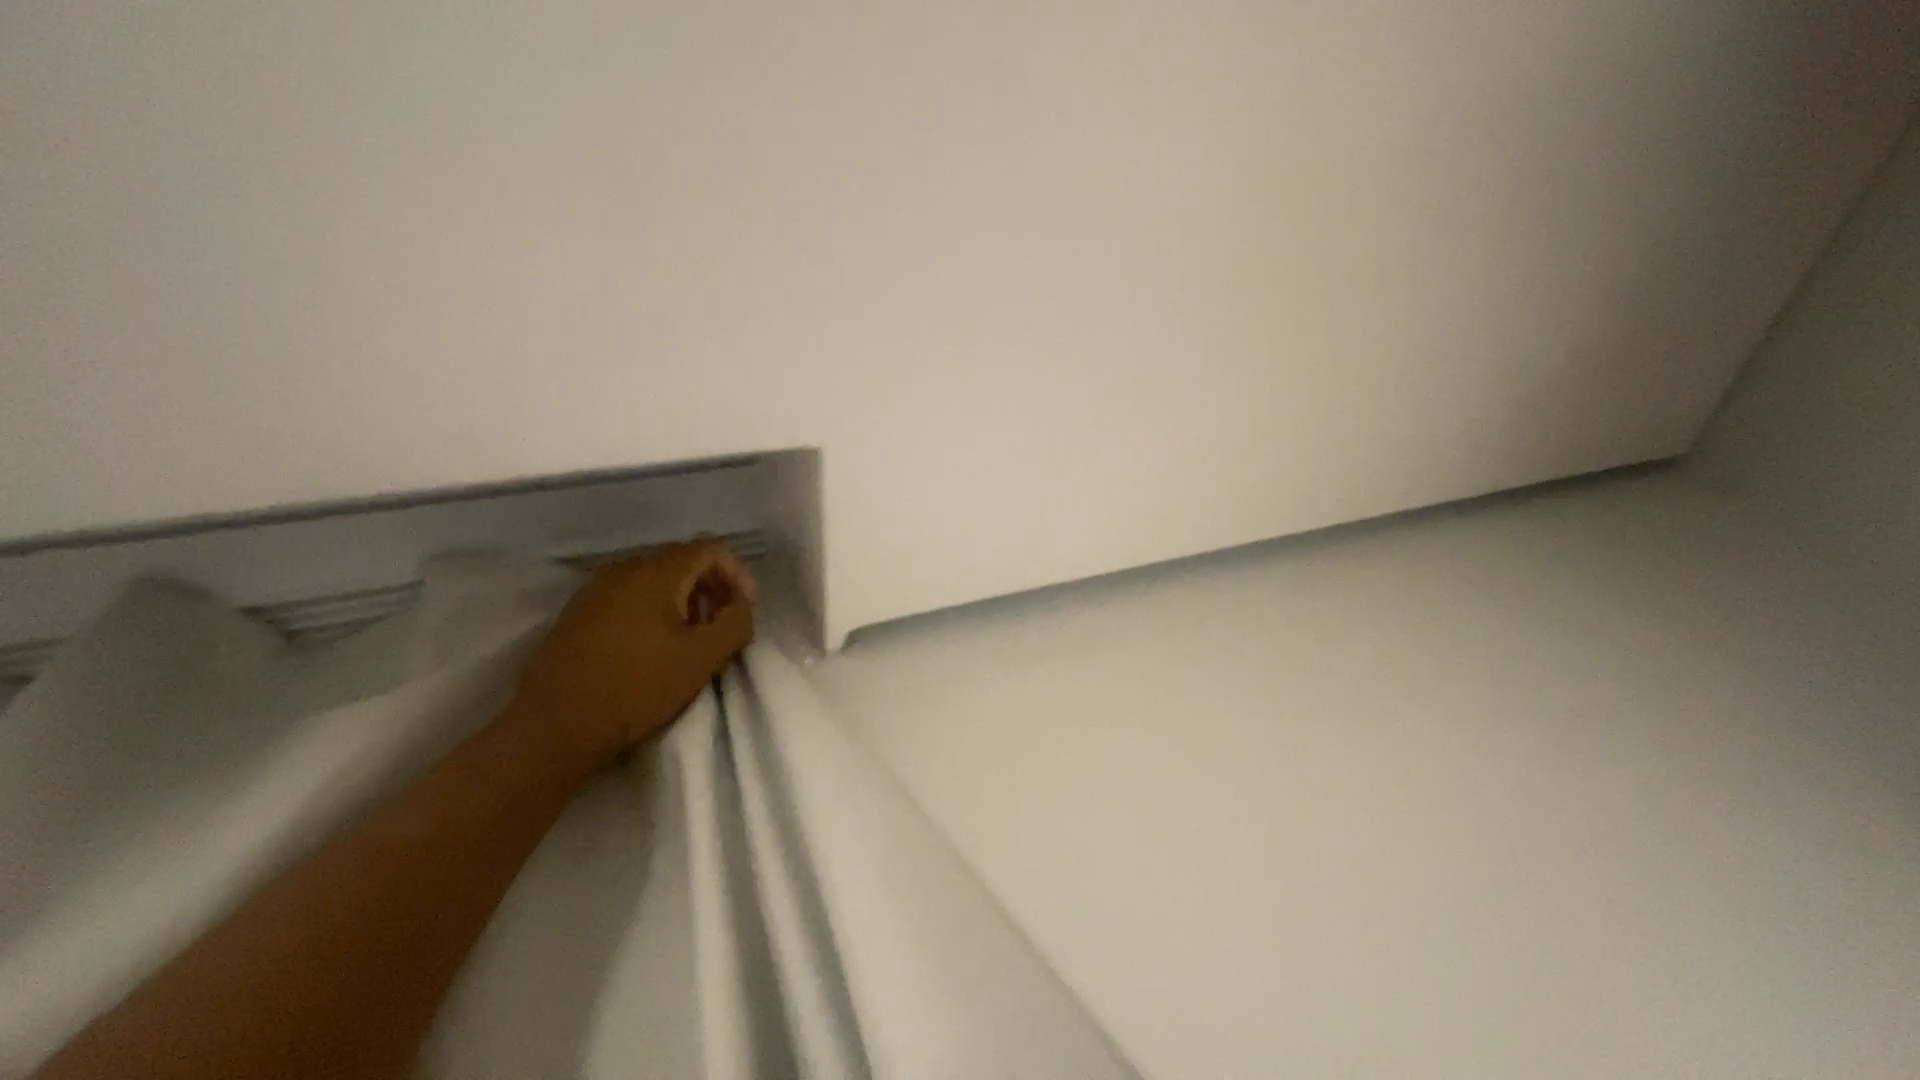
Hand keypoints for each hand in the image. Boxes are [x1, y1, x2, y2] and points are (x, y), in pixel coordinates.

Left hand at [505, 539, 756, 766]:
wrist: (555, 725)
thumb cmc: (637, 687)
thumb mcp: (701, 658)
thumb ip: (735, 624)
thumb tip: (743, 605)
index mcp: (656, 572)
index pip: (711, 549)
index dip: (738, 575)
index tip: (744, 613)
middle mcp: (623, 569)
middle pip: (682, 562)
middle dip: (711, 591)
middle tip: (721, 630)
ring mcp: (595, 590)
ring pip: (653, 582)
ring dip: (682, 604)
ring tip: (689, 645)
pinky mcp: (577, 614)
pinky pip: (627, 599)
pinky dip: (651, 614)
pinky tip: (650, 652)